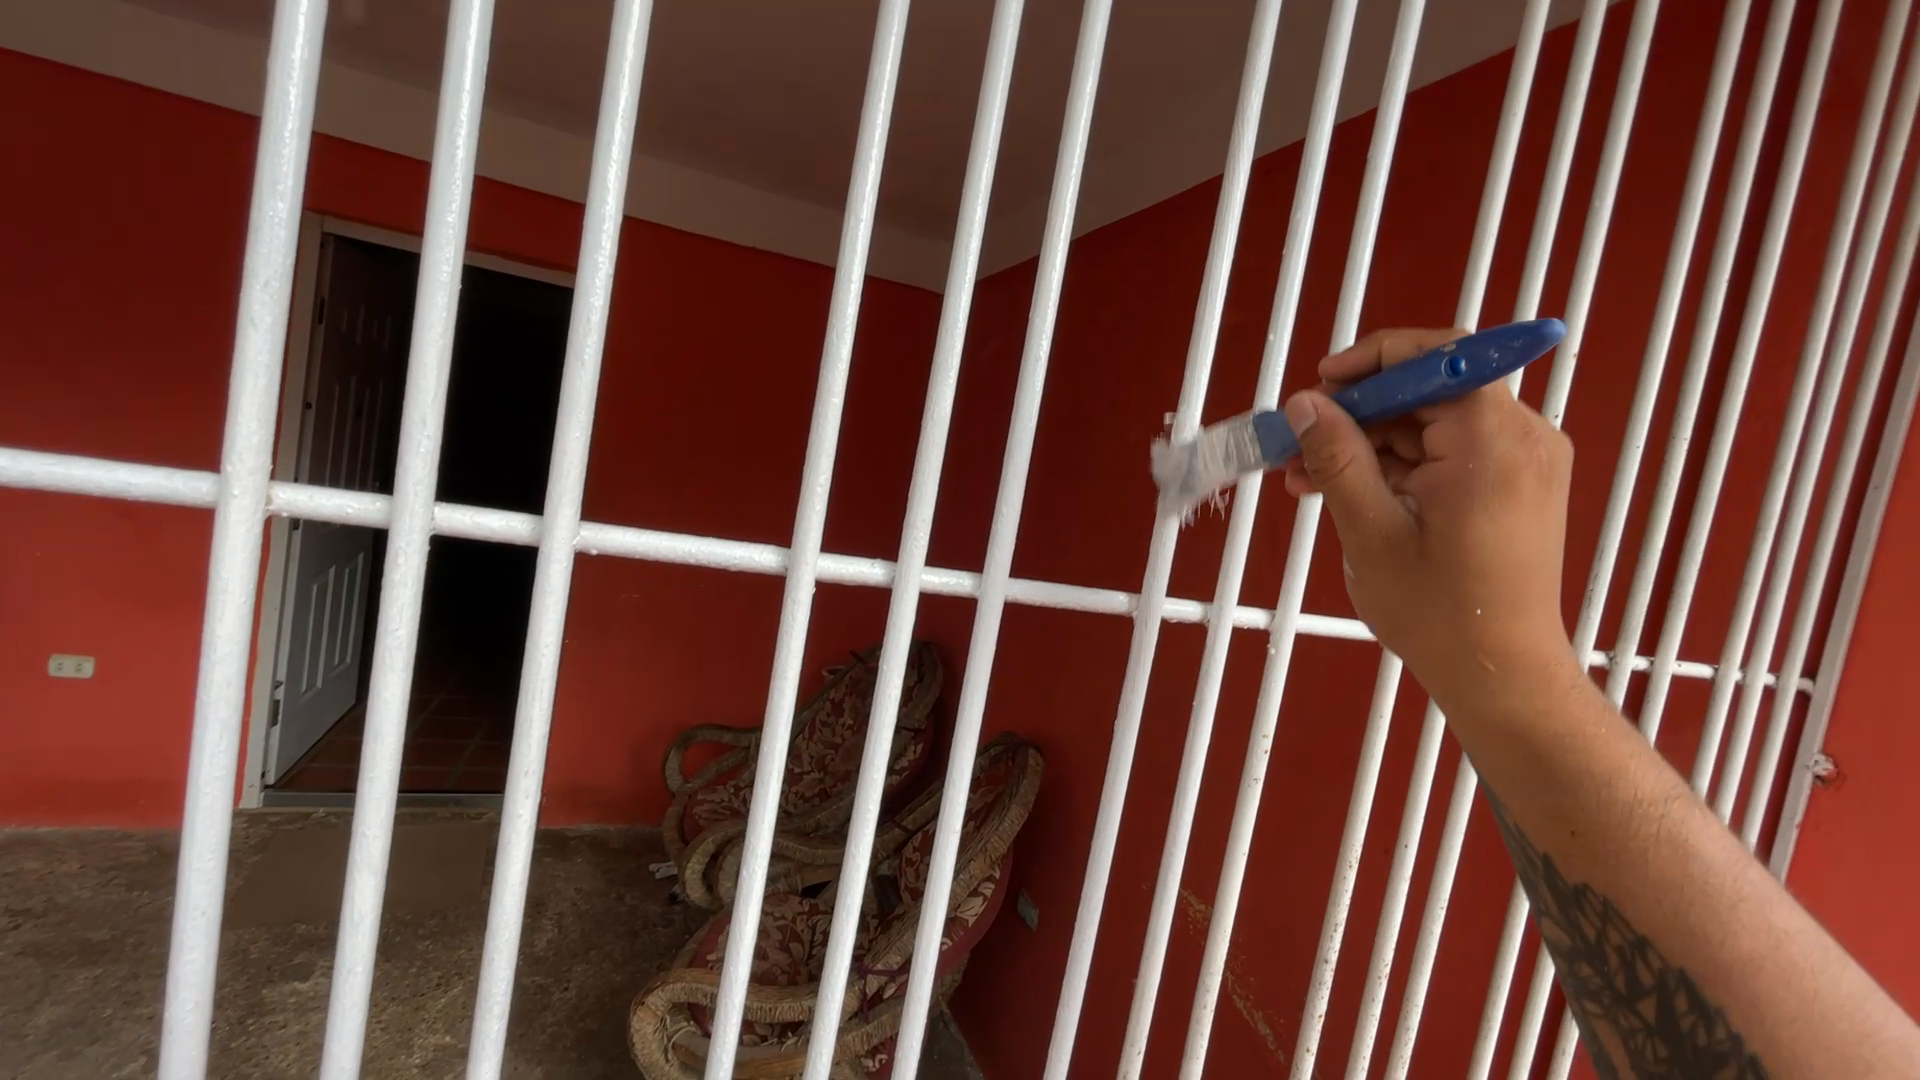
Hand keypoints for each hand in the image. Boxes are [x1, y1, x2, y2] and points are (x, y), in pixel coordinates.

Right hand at [1281, 328, 1578, 715]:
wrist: (1498, 673)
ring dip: (1365, 445)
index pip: (1440, 355)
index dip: (1373, 359)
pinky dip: (1393, 467)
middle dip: (1356, 413)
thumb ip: (1337, 457)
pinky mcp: (1510, 486)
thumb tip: (1303, 403)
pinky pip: (1444, 454)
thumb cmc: (1435, 608)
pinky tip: (1342, 492)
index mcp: (1494, 439)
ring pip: (1429, 425)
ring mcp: (1519, 462)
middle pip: (1428, 391)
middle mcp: (1520, 436)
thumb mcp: (1370, 529)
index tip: (1318, 384)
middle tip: (1296, 444)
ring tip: (1303, 478)